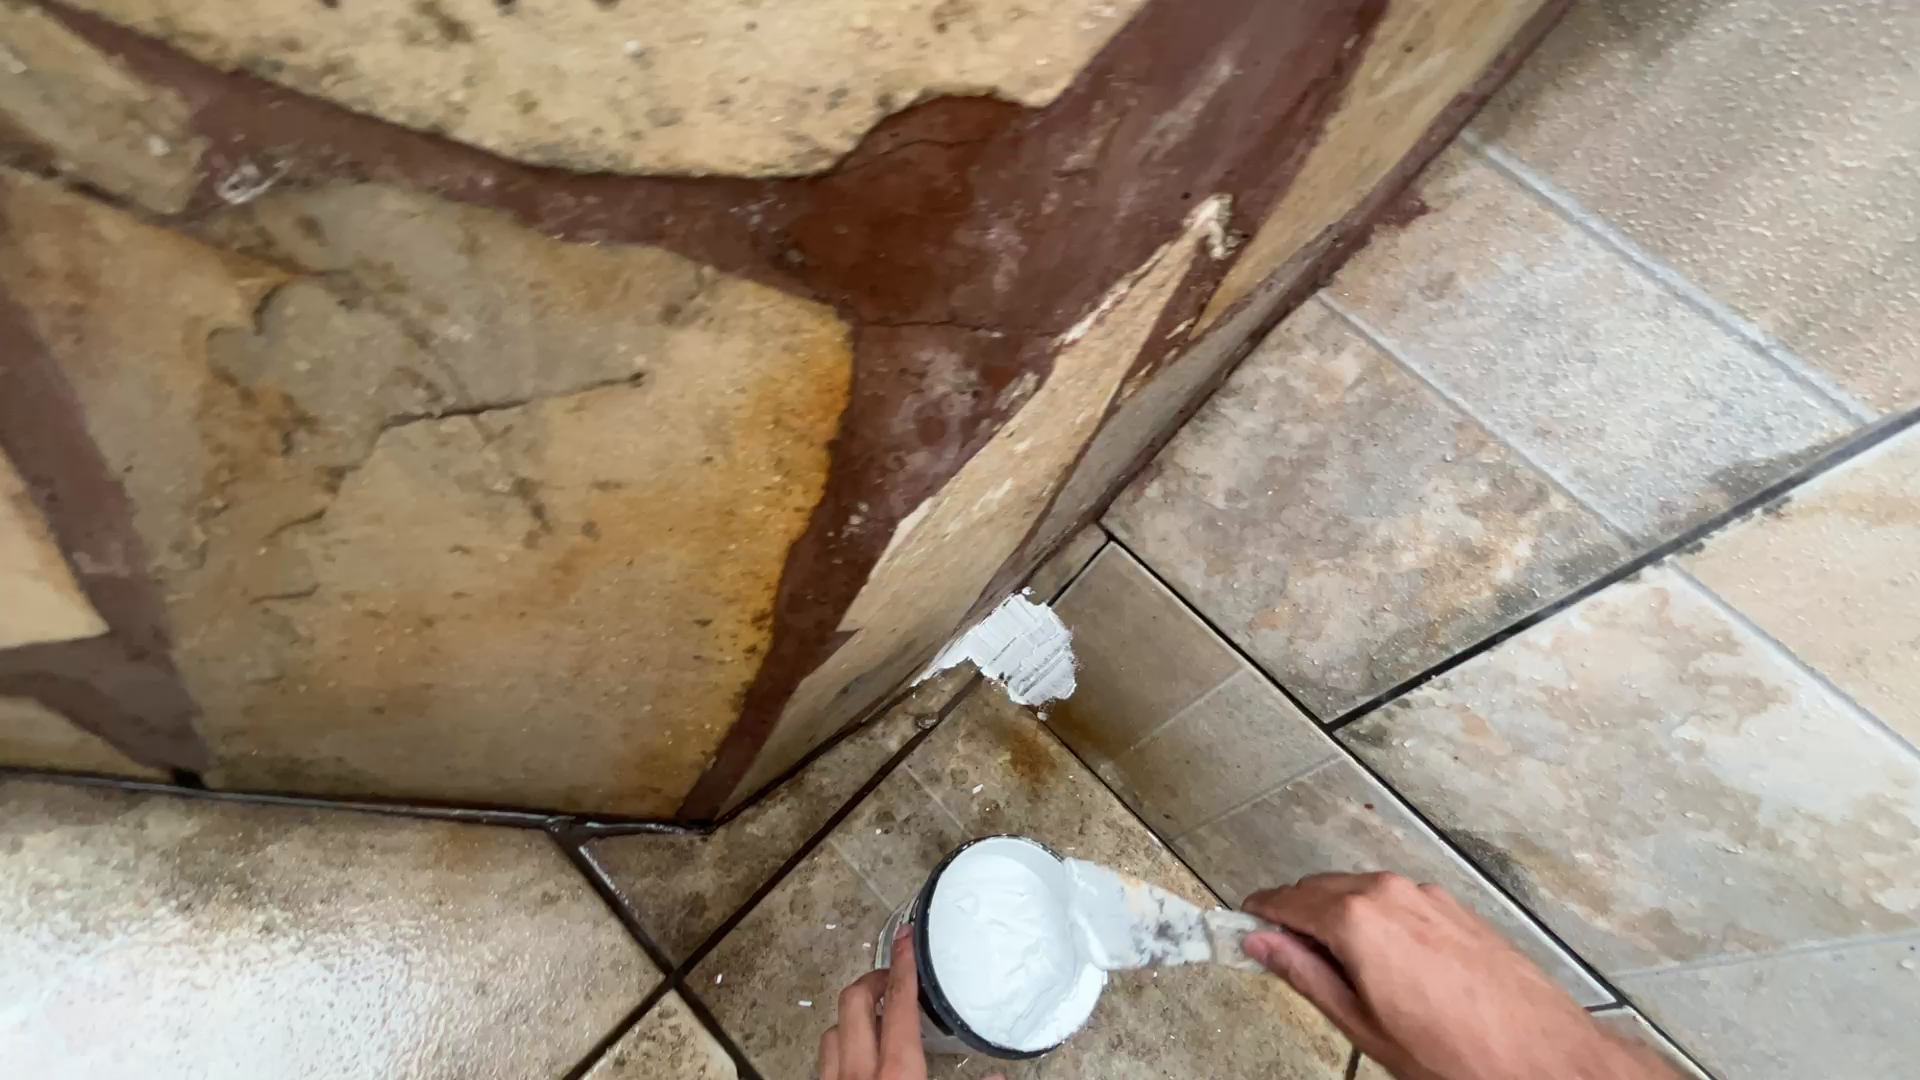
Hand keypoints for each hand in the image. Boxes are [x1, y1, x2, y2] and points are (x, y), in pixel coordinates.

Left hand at [820, 930, 1005, 1079]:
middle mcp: (859, 1074)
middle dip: (873, 980)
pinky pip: (823, 1064)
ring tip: (876, 1017)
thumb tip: (999, 1074)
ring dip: (852, 1018)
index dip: (903, 963)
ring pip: (832, 1031)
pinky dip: (840, 1048)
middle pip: (854, 1002)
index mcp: (898, 1074)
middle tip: (892, 978)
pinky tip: (858, 1057)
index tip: (906, 935)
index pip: (898, 1001)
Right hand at [1242, 873, 1679, 1079]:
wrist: (1555, 1066)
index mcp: (1354, 918)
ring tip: (1342, 966)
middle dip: (1294, 916)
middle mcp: (1383, 891)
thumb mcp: (1362, 1026)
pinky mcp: (1447, 904)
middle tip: (1286, 955)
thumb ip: (1302, 973)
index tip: (1244, 927)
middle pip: (1314, 889)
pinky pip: (1389, 897)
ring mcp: (1419, 893)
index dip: (1257, 915)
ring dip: (1333, 914)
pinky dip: (1371, 915)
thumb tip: (1258, 943)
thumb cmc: (1461, 1056)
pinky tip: (1386, 959)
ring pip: (1351, 891)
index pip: (1283, 900)